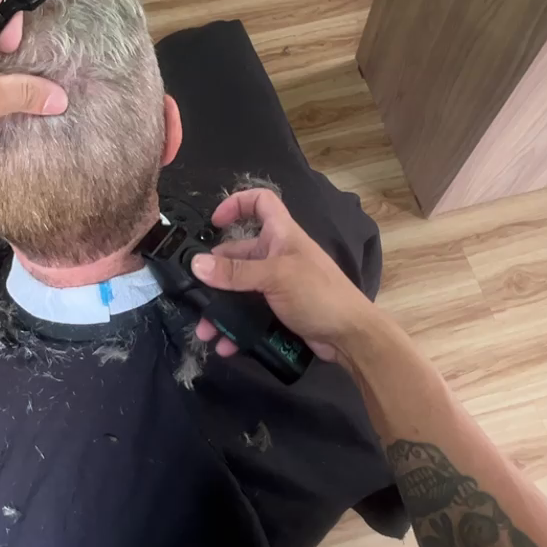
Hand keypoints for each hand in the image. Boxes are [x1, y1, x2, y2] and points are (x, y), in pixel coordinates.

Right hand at [189, 189, 391, 362]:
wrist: (350, 336)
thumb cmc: (318, 294)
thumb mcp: (274, 277)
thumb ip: (235, 272)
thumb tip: (196, 264)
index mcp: (281, 235)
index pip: (260, 202)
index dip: (237, 203)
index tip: (215, 223)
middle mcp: (277, 255)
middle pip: (238, 255)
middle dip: (215, 275)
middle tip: (196, 294)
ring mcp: (278, 284)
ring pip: (240, 289)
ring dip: (221, 308)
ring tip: (204, 330)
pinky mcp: (278, 310)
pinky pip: (249, 314)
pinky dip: (235, 327)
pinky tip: (225, 343)